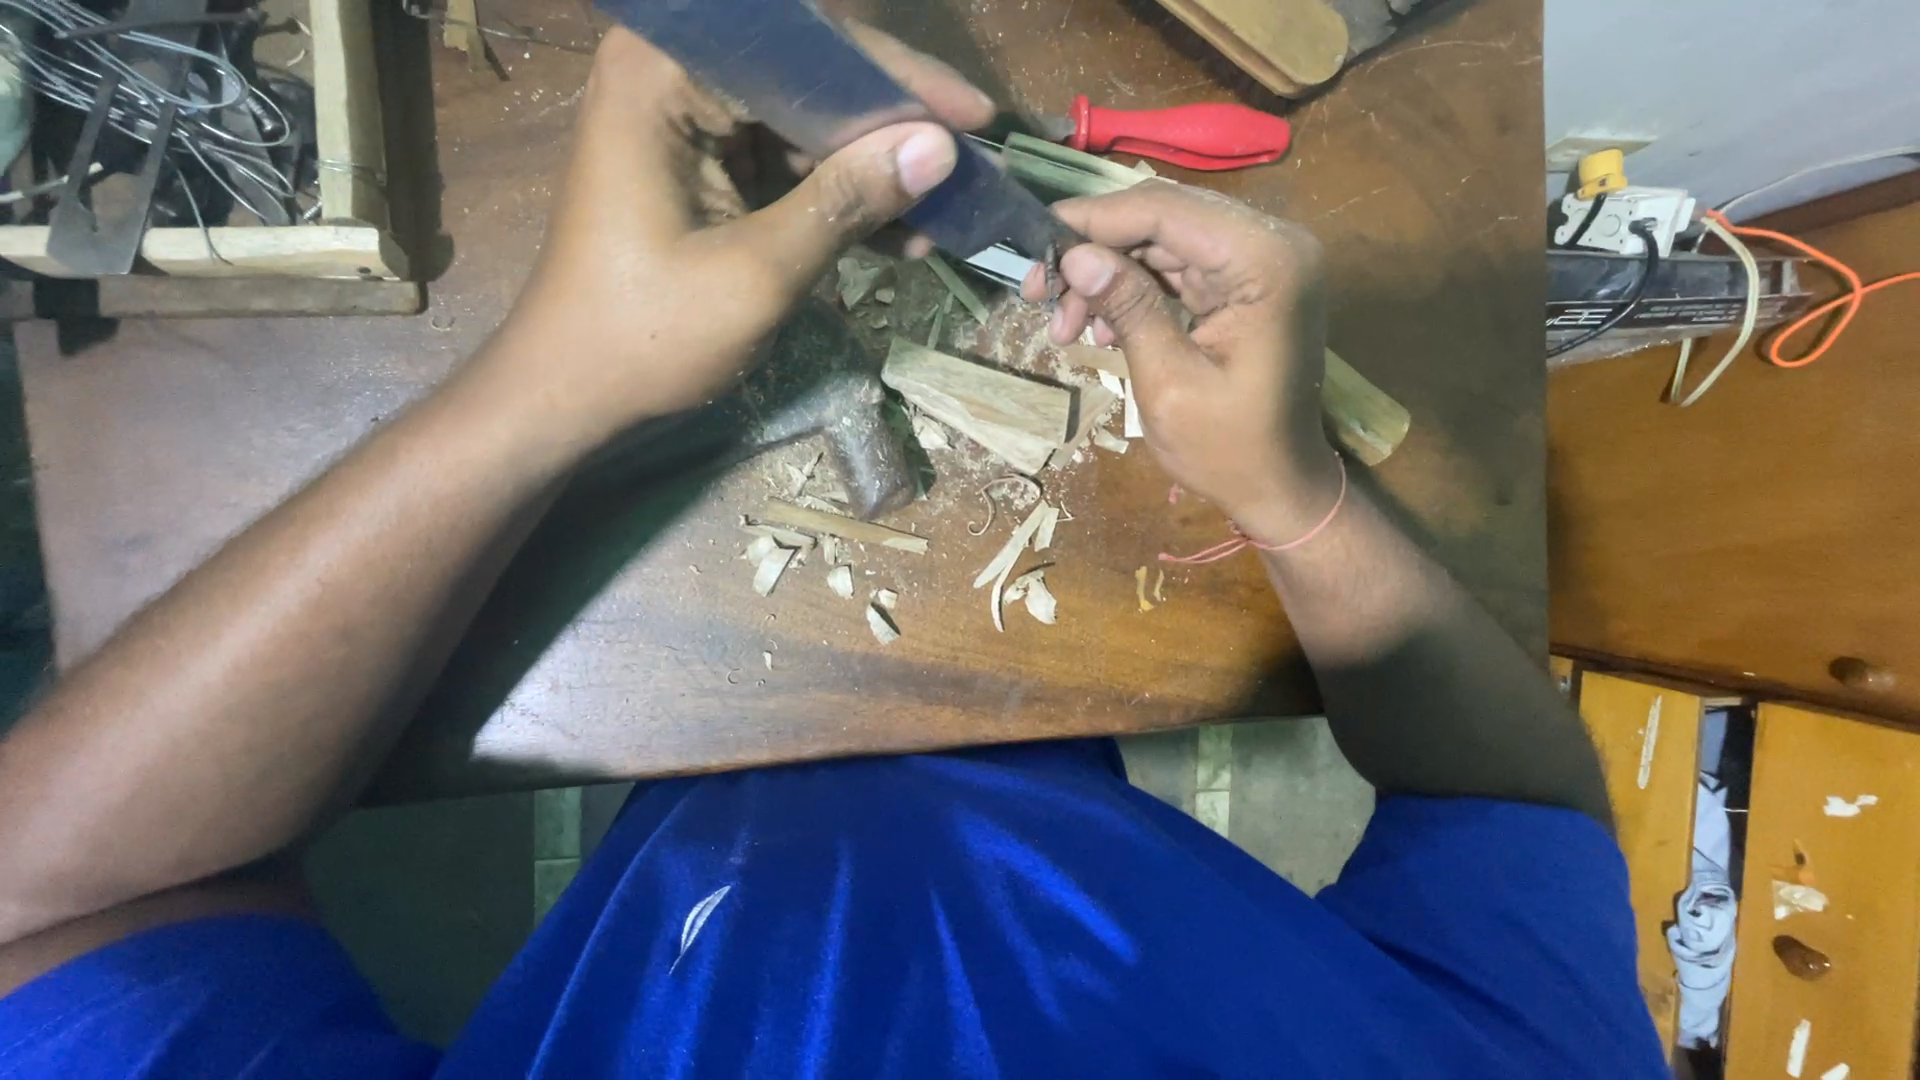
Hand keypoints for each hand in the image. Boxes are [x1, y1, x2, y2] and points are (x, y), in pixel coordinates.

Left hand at [485, 25, 994, 447]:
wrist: (574, 392)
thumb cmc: (648, 334)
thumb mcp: (758, 271)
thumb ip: (845, 202)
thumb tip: (937, 148)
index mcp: (666, 73)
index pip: (805, 45)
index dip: (896, 76)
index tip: (971, 115)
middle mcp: (678, 80)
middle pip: (811, 80)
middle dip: (892, 130)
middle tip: (967, 163)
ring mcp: (693, 131)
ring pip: (809, 130)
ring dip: (875, 175)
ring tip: (946, 215)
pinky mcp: (709, 177)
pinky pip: (791, 174)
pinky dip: (843, 205)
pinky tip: (902, 239)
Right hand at [1021, 183, 1340, 542]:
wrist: (1277, 486)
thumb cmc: (1228, 449)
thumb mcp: (1168, 381)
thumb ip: (1128, 308)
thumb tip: (1074, 257)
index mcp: (1264, 261)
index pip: (1167, 211)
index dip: (1095, 220)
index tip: (1036, 239)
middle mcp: (1269, 245)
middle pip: (1163, 220)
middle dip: (1095, 252)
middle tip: (1038, 291)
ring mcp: (1259, 263)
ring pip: (1162, 243)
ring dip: (1107, 277)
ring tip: (1064, 327)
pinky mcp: (1244, 285)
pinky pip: (1176, 269)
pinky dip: (1133, 292)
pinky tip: (1099, 330)